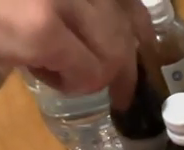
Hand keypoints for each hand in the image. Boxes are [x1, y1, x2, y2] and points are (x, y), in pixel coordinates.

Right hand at [0, 0, 151, 97]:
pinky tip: (39, 73)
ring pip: (112, 49)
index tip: (144, 44)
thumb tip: (110, 28)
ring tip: (52, 70)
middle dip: (124, 62)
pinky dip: (72, 84)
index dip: (138, 20)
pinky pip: (88, 72)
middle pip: (124, 20)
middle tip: (119, 94)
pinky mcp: (41, 26)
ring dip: (91, 72)